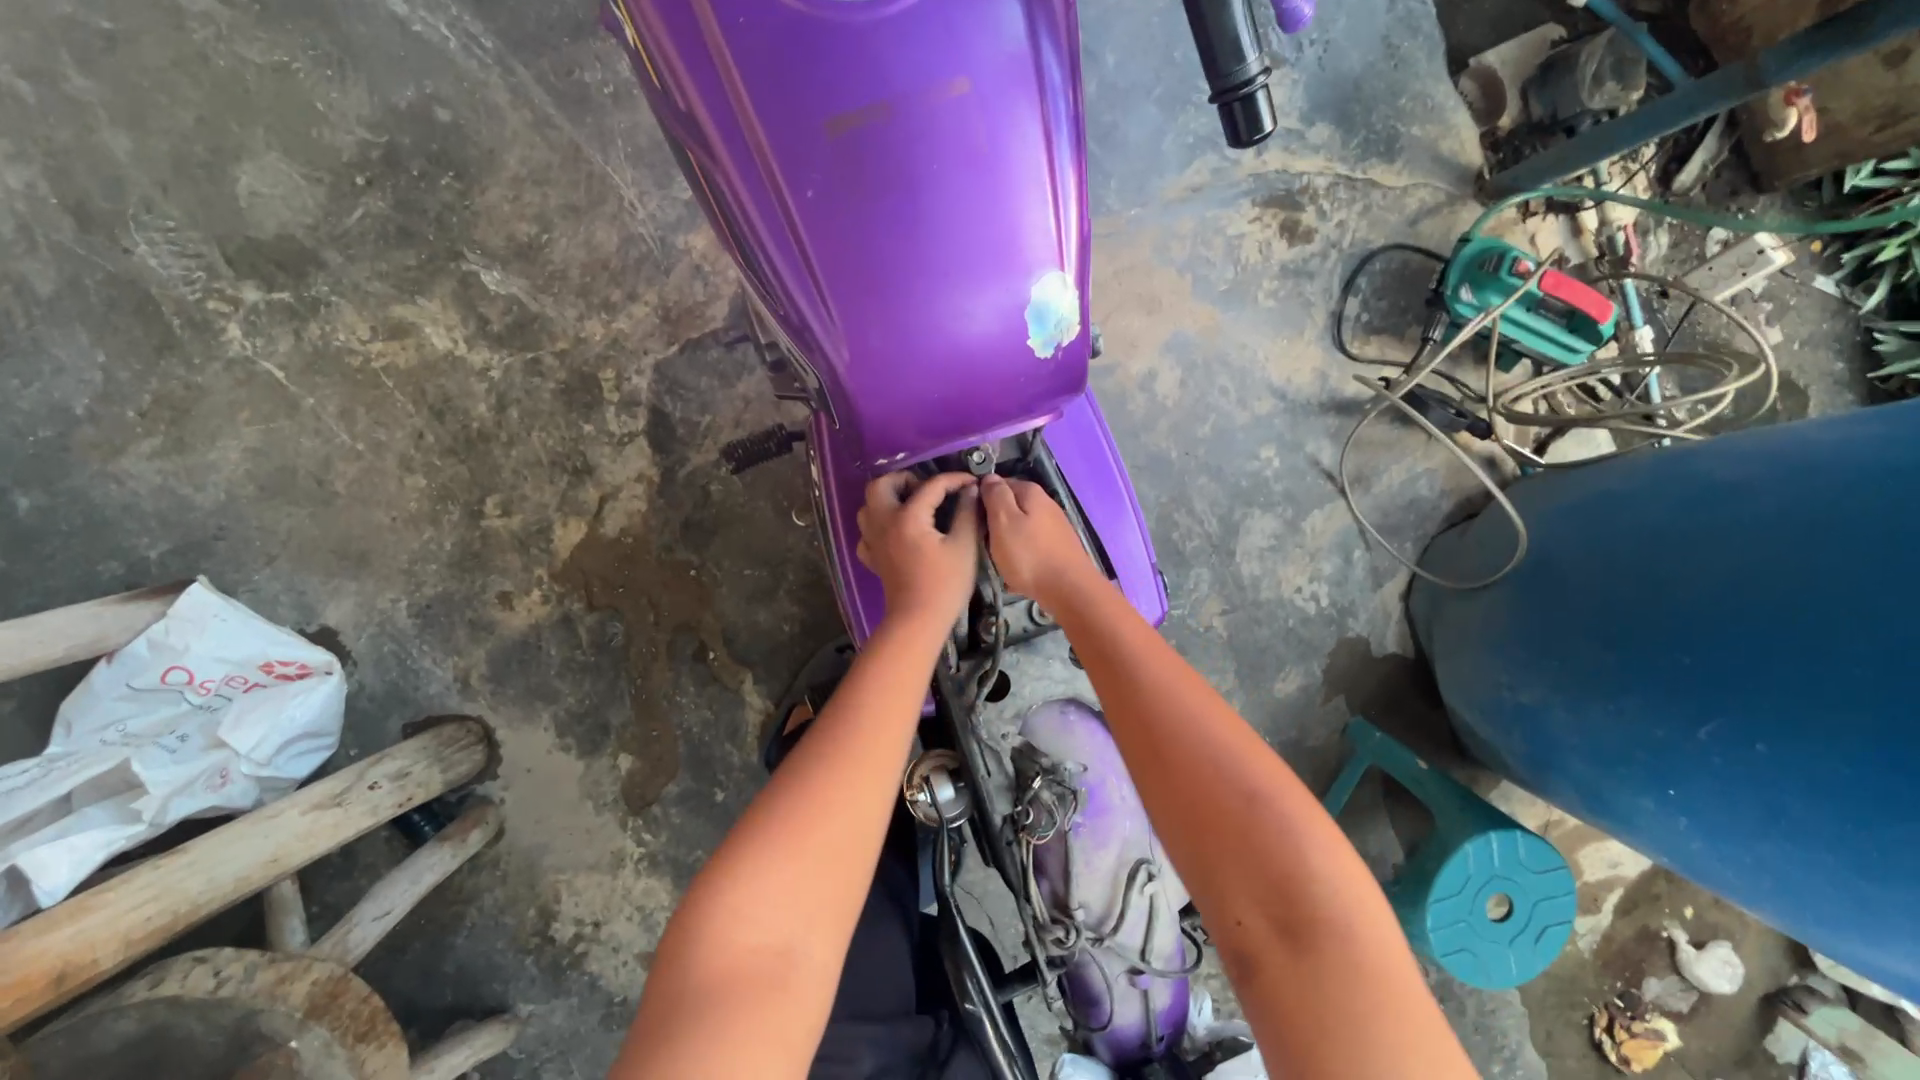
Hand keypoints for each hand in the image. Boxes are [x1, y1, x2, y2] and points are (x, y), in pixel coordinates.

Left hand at [857, 472, 981, 633]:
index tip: (970, 482)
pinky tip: (895, 533)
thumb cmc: (945, 584)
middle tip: (927, 489)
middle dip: (905, 479)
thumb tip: (969, 490)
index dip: (953, 480)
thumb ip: (967, 513)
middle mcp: (884, 522)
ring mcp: (873, 541)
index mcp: (908, 517)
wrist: (918, 621)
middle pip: (881, 485)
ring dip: (887, 500)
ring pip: (868, 507)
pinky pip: (866, 533)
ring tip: (910, 506)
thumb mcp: (964, 546)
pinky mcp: (871, 558)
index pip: (931, 486)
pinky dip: (878, 526)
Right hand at [980, 475, 1102, 609]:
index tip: (974, 519)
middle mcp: (1046, 503)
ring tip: (1000, 558)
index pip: (998, 484)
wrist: (1069, 590)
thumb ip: (995, 496)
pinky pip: (1031, 544)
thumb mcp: (1003, 521)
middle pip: (1011, 506)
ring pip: (1020, 526)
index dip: (983, 499)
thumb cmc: (1029, 555)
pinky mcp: (1058, 546)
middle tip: (986, 542)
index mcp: (1031, 492)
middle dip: (996, 522)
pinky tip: (1017, 570)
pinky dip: (1022, 554)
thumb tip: (989, 477)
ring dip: (1007, 540)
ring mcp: (1054, 525)